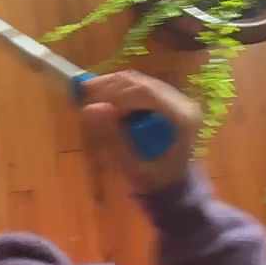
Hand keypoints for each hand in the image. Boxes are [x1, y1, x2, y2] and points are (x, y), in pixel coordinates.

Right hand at [78, 71, 200, 191]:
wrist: (173, 184)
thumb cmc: (154, 179)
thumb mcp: (132, 166)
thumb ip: (112, 138)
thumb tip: (89, 108)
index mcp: (182, 118)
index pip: (145, 92)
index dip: (114, 92)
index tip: (89, 101)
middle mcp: (184, 103)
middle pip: (141, 83)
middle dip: (109, 86)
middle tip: (81, 94)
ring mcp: (178, 98)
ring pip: (139, 80)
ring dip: (111, 85)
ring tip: (87, 95)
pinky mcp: (168, 98)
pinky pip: (139, 85)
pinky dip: (118, 88)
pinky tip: (101, 97)